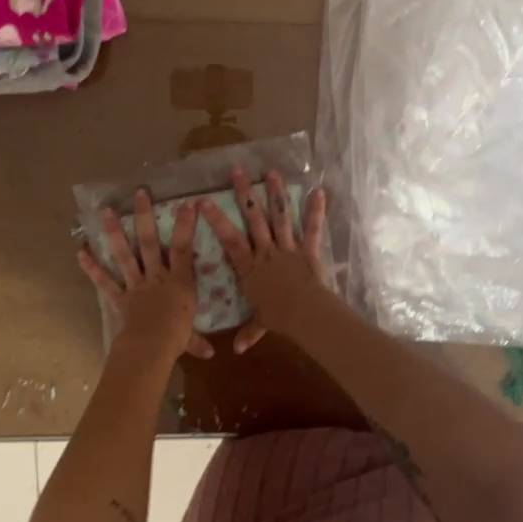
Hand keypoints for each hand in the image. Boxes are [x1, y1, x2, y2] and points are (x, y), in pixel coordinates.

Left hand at [77, 190, 215, 361]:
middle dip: (145, 216)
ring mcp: (135, 284)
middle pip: (151, 241)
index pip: (184, 248)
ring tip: (106, 211)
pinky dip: (92, 268)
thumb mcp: (191, 338)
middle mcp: (157, 277)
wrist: (151, 346)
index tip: (188, 203)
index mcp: (179, 282)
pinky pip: (105, 281)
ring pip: (125, 254)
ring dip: (115, 232)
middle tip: (140, 193)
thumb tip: (211, 355)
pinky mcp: (119, 297)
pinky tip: (80, 253)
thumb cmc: (176, 337)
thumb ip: (198, 342)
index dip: (186, 225)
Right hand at [197, 168, 331, 353]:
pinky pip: (312, 228)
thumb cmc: (279, 317)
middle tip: (237, 171)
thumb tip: (236, 350)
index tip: (204, 201)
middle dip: (244, 193)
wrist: (306, 313)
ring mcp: (287, 247)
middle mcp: (266, 251)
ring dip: (276, 194)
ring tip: (272, 172)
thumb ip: (249, 332)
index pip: (229, 239)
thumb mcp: (260, 323)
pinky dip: (316, 211)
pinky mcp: (308, 250)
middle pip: (253, 218)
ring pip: (279, 216)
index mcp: (249, 267)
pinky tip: (319, 192)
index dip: (217, 219)